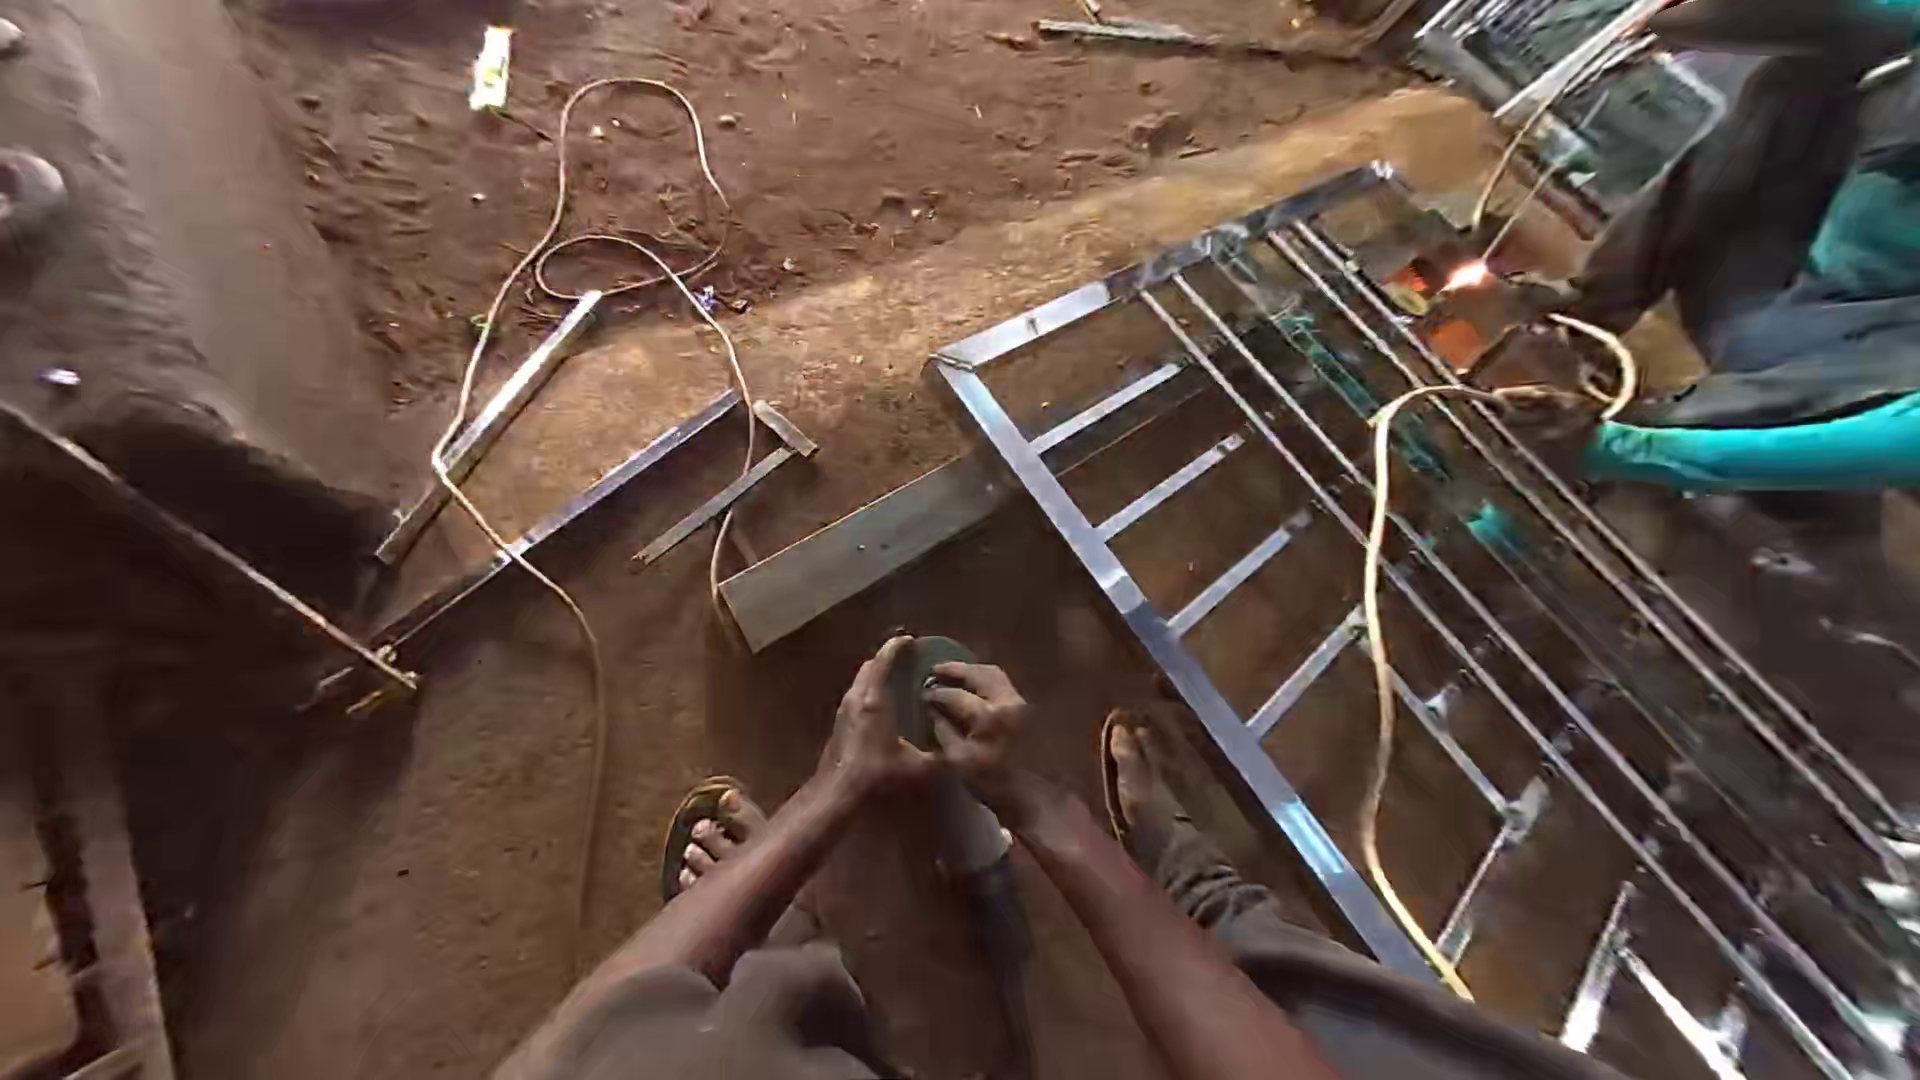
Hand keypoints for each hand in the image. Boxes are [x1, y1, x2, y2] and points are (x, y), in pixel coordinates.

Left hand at [818, 636, 934, 797]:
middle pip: (871, 665)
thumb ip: (939, 757)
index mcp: (874, 699)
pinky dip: (872, 687)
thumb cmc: (873, 774)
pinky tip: (886, 702)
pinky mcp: (841, 720)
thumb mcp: (914, 767)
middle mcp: (857, 696)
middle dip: (889, 657)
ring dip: (879, 673)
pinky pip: (858, 692)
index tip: (912, 640)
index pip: (884, 660)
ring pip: (862, 679)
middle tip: (911, 659)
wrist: (835, 794)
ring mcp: (845, 708)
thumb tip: (959, 751)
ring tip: (901, 678)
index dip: (897, 646)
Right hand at [923, 661, 1033, 816]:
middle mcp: (1006, 701)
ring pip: (994, 674)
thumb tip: (933, 709)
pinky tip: (973, 685)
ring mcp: (1020, 702)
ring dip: (972, 671)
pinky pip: (1002, 683)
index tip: (922, 694)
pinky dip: (985, 680)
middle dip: (955, 670)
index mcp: (988, 715)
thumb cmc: (994, 784)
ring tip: (953, 673)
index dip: (935, 694)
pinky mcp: (1027, 707)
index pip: (954, 695)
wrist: (1035, 798)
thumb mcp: (959, 761)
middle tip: (935, 669)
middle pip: (978, 674)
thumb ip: (943, 730)